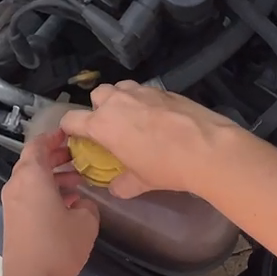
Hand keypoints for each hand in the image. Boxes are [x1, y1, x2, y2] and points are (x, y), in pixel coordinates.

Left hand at [0, 131, 99, 275]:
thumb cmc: (59, 247)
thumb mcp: (86, 221)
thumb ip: (87, 203)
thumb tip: (81, 201)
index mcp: (31, 176)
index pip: (38, 144)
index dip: (54, 137)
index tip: (70, 135)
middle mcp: (17, 184)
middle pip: (34, 161)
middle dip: (56, 157)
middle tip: (78, 157)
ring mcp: (12, 203)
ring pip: (32, 180)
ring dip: (53, 177)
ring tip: (79, 181)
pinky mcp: (13, 219)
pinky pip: (29, 195)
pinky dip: (46, 192)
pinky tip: (69, 203)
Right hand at [58, 82, 251, 201]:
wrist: (207, 148)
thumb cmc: (166, 167)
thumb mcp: (140, 182)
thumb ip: (121, 184)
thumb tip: (116, 188)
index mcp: (102, 124)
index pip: (71, 120)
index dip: (69, 128)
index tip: (76, 137)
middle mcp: (117, 102)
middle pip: (96, 95)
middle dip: (99, 108)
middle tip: (111, 127)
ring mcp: (140, 91)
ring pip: (120, 88)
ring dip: (121, 99)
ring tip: (134, 118)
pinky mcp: (162, 89)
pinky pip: (144, 91)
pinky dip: (144, 101)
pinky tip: (159, 118)